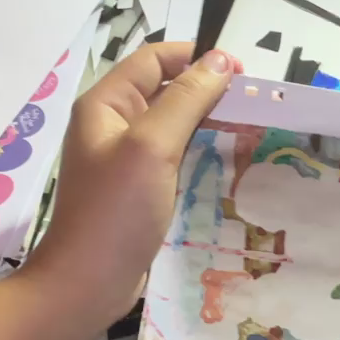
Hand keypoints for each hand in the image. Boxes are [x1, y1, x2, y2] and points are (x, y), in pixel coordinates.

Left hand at [21, 43, 237, 326]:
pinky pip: (171, 153)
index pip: (154, 59)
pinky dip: (197, 147)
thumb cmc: (116, 211)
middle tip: (252, 100)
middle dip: (206, 87)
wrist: (87, 283)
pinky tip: (224, 155)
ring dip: (206, 118)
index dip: (196, 56)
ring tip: (247, 122)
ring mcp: (123, 156)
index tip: (242, 71)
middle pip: (163, 88)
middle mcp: (112, 123)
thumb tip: (220, 60)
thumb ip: (186, 99)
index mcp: (105, 103)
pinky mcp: (137, 186)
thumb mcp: (153, 146)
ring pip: (170, 122)